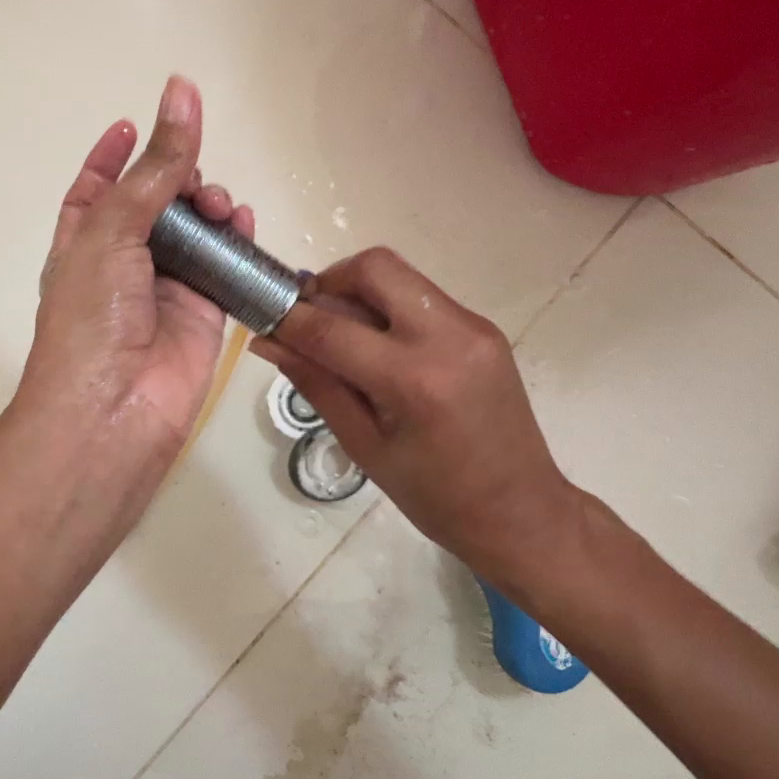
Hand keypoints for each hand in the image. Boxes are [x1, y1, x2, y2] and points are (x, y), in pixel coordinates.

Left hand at [2, 75, 253, 512]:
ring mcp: (166, 289)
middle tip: (193, 179)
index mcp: (83, 242)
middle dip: (175, 177)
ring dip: (209, 207)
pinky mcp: (205, 314)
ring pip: (196, 232)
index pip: (95, 189)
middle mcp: (124, 263)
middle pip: (156, 203)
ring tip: (218, 206)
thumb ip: (155, 165)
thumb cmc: (93, 315)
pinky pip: (225, 266)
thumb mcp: (112, 228)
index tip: (131, 125)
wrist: (113, 408)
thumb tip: (180, 90)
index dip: (112, 157)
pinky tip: (242, 221)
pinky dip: (236, 240)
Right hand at [252, 248, 582, 586]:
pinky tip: (376, 349)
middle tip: (307, 317)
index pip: (331, 327)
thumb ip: (316, 384)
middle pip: (375, 268)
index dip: (287, 317)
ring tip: (338, 337)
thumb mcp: (363, 445)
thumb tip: (268, 342)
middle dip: (328, 281)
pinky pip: (422, 299)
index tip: (260, 315)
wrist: (519, 510)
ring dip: (358, 294)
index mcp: (414, 380)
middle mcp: (449, 337)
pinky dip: (387, 310)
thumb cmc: (434, 495)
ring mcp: (473, 327)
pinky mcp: (483, 328)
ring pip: (400, 277)